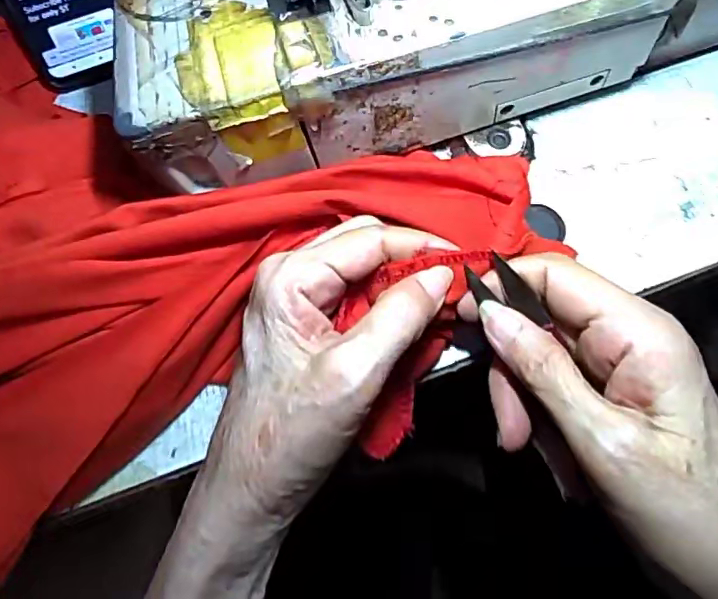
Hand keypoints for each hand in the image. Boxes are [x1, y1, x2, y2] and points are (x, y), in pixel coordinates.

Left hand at [148, 217, 456, 597]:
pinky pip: (353, 287)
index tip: (464, 261)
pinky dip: (385, 297)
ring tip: (439, 299)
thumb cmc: (292, 433)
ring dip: (401, 277)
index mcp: (291, 274)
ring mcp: (292, 289)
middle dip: (412, 258)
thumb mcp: (354, 374)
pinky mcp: (302, 312)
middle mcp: (288, 269)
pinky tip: (409, 315)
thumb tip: (440, 274)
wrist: (252, 481)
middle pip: (364, 241)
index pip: (368, 237)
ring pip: (361, 262)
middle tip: (455, 282)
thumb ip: (399, 317)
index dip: (420, 245)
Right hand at [459, 255, 717, 598]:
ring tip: (534, 451)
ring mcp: (617, 363)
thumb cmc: (694, 516)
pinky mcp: (609, 391)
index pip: (554, 273)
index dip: (502, 284)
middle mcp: (627, 335)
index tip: (461, 317)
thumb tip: (489, 312)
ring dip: (525, 402)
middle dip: (514, 370)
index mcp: (639, 331)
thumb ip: (542, 371)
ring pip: (537, 354)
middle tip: (510, 428)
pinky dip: (541, 418)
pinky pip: (552, 383)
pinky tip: (561, 462)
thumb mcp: (606, 444)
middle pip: (538, 317)